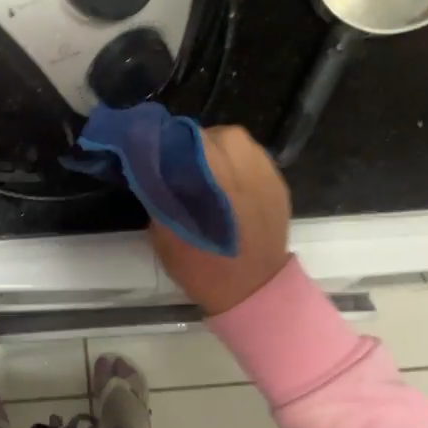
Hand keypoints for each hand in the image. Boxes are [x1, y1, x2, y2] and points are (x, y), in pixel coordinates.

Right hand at [150, 126, 292, 314]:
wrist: (252, 291)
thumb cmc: (201, 266)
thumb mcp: (164, 230)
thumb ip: (158, 190)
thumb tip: (149, 165)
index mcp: (213, 175)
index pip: (184, 138)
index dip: (166, 143)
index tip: (155, 156)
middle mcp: (243, 165)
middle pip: (214, 135)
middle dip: (193, 145)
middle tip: (179, 166)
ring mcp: (266, 172)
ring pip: (236, 142)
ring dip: (217, 150)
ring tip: (205, 174)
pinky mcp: (278, 182)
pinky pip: (252, 158)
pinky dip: (237, 163)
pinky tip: (227, 184)